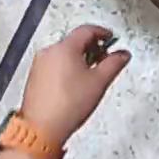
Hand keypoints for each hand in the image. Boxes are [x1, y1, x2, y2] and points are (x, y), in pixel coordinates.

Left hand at [19, 24, 130, 140]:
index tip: (110, 37)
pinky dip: (67, 69)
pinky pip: (55, 65)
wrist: (42, 128)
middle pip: (75, 41)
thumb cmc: (67, 106)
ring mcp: (40, 64)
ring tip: (91, 75)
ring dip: (80, 59)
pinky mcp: (35, 77)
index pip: (87, 30)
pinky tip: (75, 85)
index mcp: (65, 48)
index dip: (102, 32)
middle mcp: (49, 52)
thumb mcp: (100, 82)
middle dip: (92, 48)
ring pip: (64, 54)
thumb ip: (114, 63)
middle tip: (105, 58)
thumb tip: (123, 54)